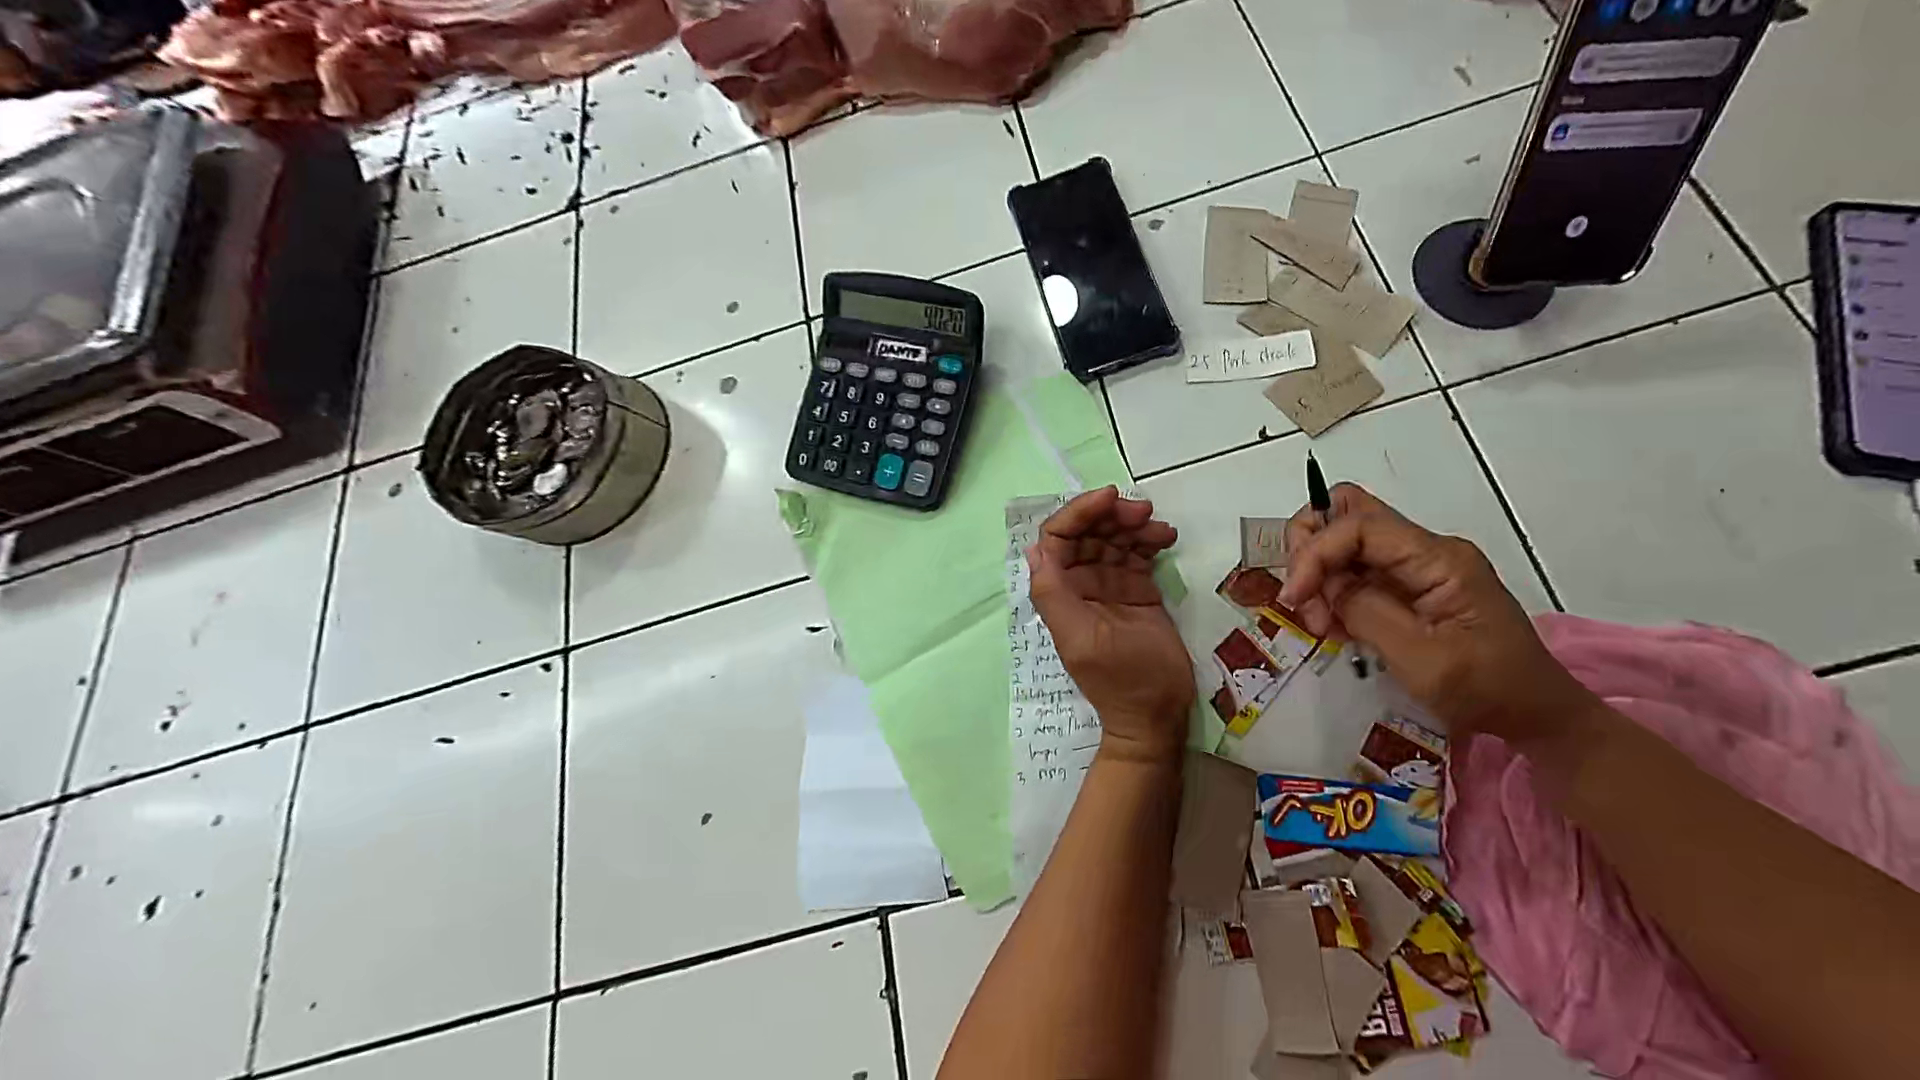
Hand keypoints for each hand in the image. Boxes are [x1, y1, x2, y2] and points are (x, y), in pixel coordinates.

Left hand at [1027, 487, 1193, 763]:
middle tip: (1144, 512)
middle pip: (1088, 532)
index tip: (1111, 498)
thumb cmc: (1119, 679)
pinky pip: (1138, 553)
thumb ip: (1052, 593)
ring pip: (1114, 538)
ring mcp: (1109, 584)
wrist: (1156, 715)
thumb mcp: (1080, 637)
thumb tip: (1034, 549)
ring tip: (1161, 528)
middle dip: (1112, 515)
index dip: (1078, 512)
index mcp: (1060, 591)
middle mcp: (1080, 582)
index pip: (1059, 537)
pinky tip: (1167, 537)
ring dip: (1134, 524)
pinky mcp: (1137, 589)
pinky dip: (1150, 540)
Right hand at [1279, 483, 1595, 743]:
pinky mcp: (1404, 586)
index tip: (1294, 596)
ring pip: (1342, 541)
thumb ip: (1365, 612)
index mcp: (1439, 560)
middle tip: (1302, 598)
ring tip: (1319, 621)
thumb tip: (1321, 584)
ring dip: (1316, 574)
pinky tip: (1332, 624)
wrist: (1535, 716)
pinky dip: (1328, 591)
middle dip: (1309, 548)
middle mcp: (1425, 550)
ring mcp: (1414, 567)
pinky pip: (1351, 571)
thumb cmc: (1486, 690)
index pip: (1358, 526)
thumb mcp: (1422, 659)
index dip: (1314, 552)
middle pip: (1347, 513)